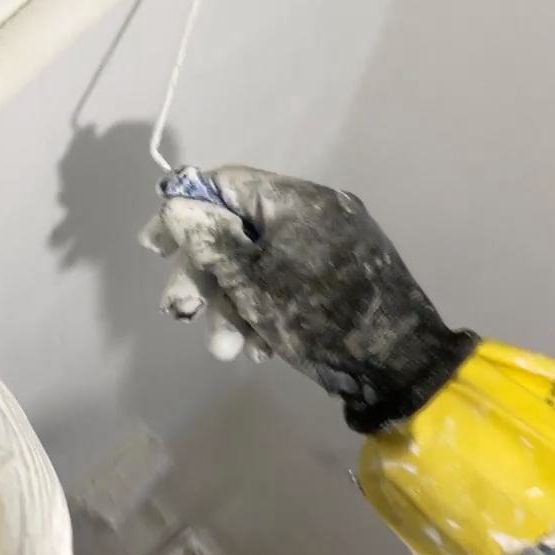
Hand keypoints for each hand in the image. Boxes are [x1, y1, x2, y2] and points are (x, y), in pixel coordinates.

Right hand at [142, 166, 475, 431]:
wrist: (401, 369)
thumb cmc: (318, 317)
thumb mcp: (251, 281)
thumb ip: (208, 239)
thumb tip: (174, 202)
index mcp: (297, 201)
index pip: (225, 185)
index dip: (182, 213)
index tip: (154, 247)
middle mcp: (314, 215)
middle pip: (235, 232)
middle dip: (204, 278)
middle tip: (180, 312)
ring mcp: (328, 247)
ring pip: (255, 266)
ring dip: (230, 307)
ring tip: (226, 349)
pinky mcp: (337, 278)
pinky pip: (282, 282)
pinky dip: (261, 311)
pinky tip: (258, 347)